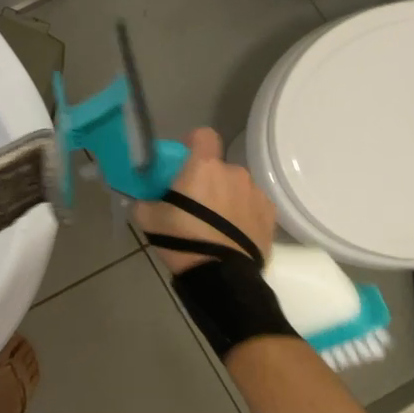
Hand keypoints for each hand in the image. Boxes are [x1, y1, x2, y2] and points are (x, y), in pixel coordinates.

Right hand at [133, 127, 276, 273]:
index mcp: (204, 167)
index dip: (193, 143)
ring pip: (237, 187)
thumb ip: (144, 202)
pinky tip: (234, 233)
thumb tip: (142, 199)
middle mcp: (234, 173)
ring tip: (216, 223)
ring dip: (226, 197)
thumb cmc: (182, 238)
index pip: (203, 136)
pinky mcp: (271, 216)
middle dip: (208, 179)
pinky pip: (252, 205)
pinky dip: (243, 213)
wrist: (222, 276)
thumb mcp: (148, 219)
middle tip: (193, 203)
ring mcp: (256, 194)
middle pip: (219, 167)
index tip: (184, 158)